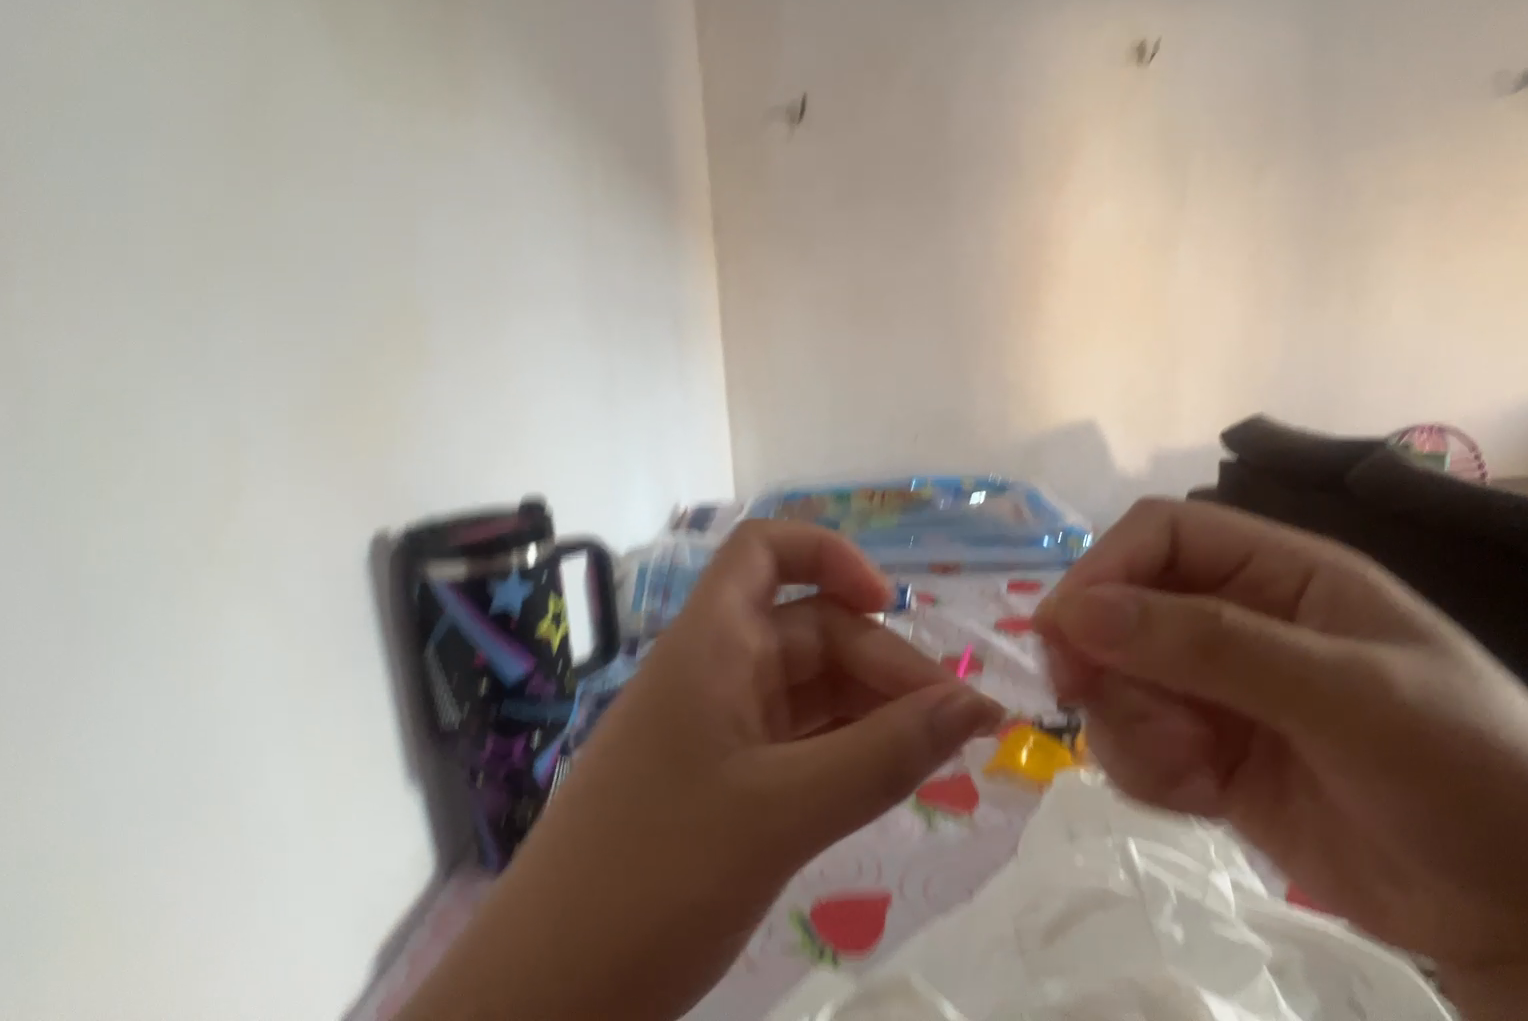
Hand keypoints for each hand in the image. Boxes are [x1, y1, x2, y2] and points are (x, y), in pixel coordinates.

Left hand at [399, 522, 1003, 1020]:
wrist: (550, 989)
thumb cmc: (658, 876)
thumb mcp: (784, 812)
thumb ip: (886, 755)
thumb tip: (977, 704)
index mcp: (710, 645)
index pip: (765, 551)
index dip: (830, 556)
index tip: (890, 605)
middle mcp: (714, 672)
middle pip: (812, 630)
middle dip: (885, 664)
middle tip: (959, 726)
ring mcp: (717, 729)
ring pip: (812, 691)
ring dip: (875, 712)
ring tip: (940, 755)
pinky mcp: (723, 783)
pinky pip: (801, 743)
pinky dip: (849, 751)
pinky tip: (892, 780)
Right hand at [1035, 499, 1527, 1020]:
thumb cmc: (1466, 775)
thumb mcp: (1344, 695)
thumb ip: (1207, 646)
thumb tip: (1073, 611)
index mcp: (1284, 575)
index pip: (1162, 534)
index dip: (1103, 570)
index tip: (1061, 632)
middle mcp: (1243, 623)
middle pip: (1122, 608)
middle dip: (1103, 659)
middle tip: (1090, 702)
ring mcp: (1223, 694)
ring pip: (1117, 681)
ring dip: (1128, 724)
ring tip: (1188, 770)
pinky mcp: (1211, 759)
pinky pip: (1135, 744)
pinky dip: (1144, 770)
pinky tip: (1197, 799)